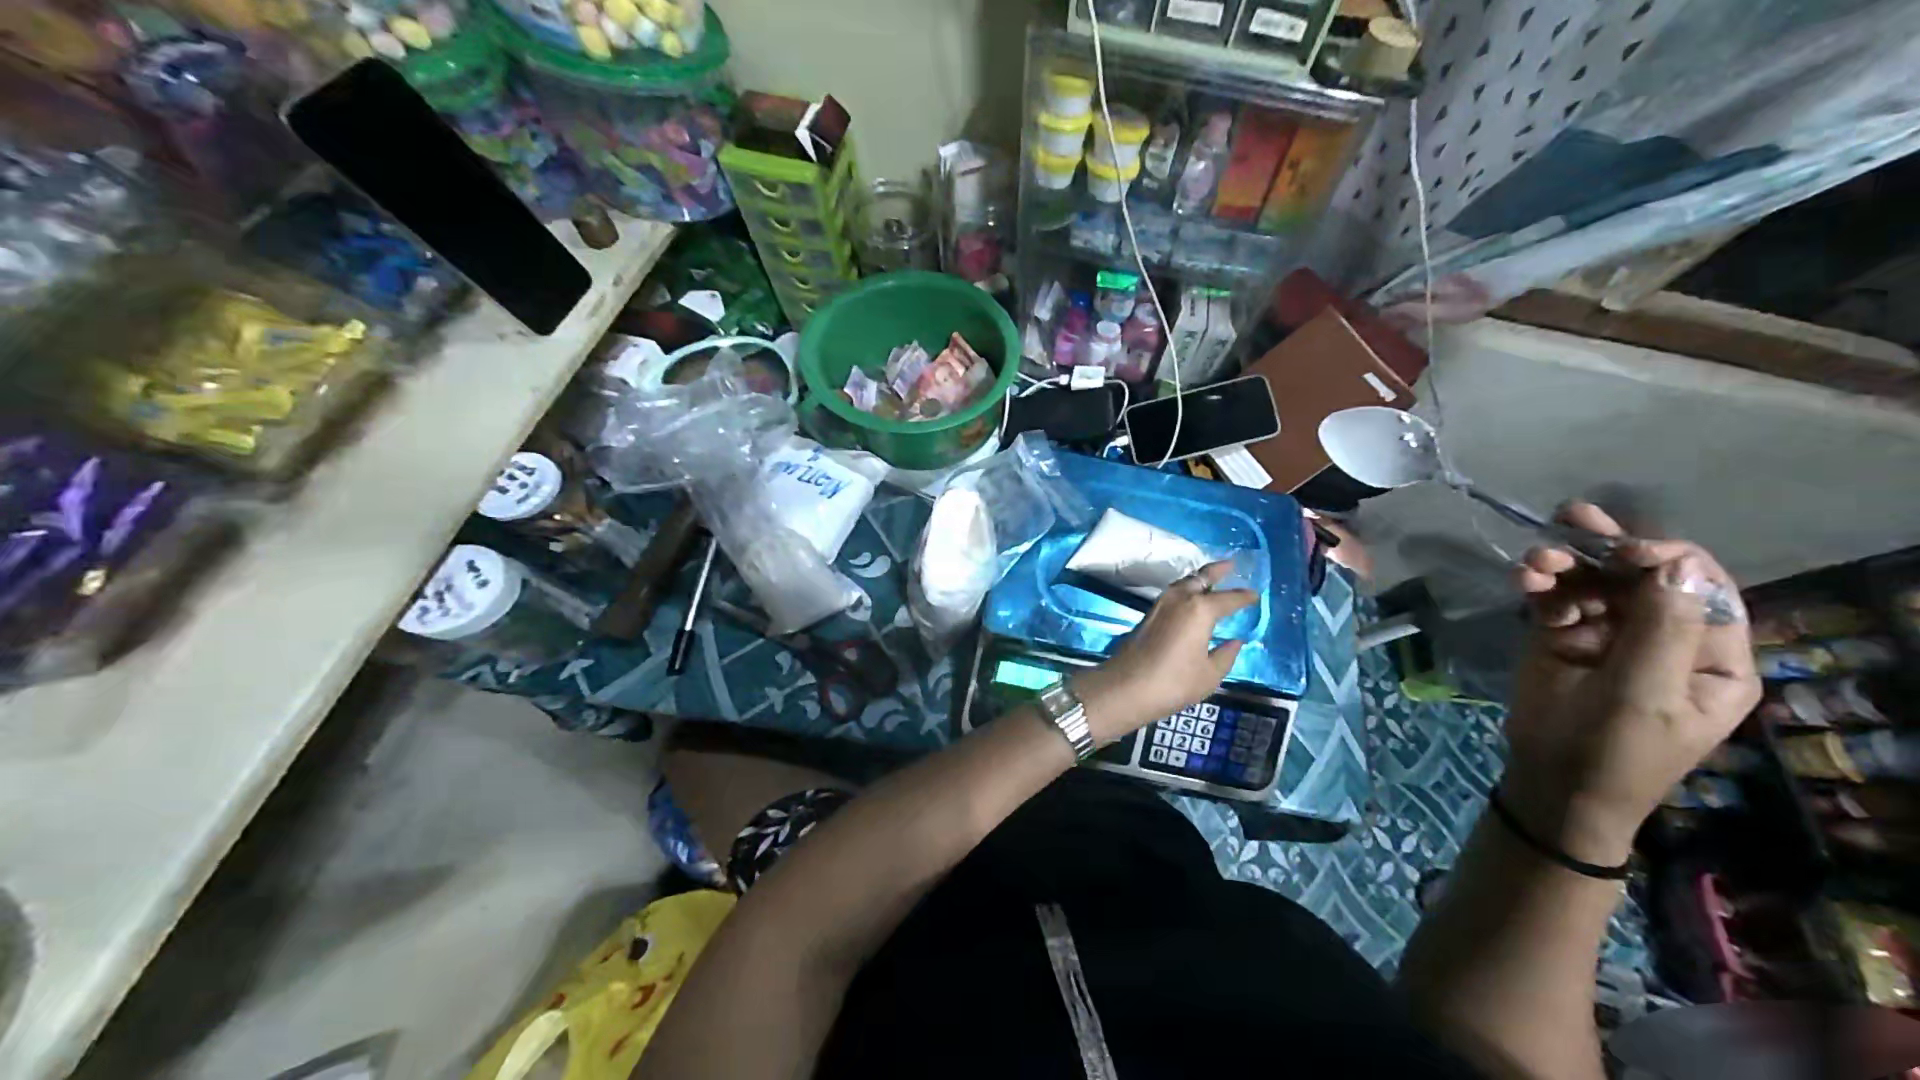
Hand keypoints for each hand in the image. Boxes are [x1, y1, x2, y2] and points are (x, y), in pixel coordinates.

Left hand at [1070, 560, 1255, 743]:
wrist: (1125, 687)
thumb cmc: (1173, 683)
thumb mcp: (1209, 674)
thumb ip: (1226, 655)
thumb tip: (1235, 641)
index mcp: (1200, 609)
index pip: (1229, 598)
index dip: (1244, 597)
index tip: (1256, 595)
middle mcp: (1179, 599)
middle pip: (1200, 578)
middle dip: (1216, 571)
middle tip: (1230, 565)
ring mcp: (1160, 605)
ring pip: (1183, 584)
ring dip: (1198, 580)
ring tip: (1212, 580)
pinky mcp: (1148, 616)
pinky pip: (1173, 595)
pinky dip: (1186, 592)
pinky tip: (1192, 602)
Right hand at [1504, 502, 1760, 865]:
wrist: (1552, 783)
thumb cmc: (1614, 750)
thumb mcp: (1647, 695)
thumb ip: (1663, 630)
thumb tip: (1676, 563)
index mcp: (1711, 657)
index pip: (1701, 588)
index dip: (1666, 558)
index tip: (1622, 549)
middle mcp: (1664, 638)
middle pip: (1641, 576)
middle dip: (1607, 548)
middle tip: (1570, 520)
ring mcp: (1609, 636)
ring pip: (1592, 582)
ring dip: (1564, 565)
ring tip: (1532, 562)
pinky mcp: (1561, 637)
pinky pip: (1555, 600)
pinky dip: (1539, 587)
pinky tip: (1523, 583)